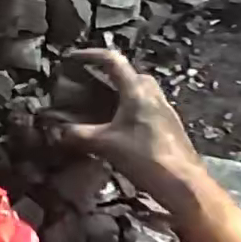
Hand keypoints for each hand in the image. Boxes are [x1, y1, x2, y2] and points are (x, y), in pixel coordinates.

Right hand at [45, 49, 208, 216]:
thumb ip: (77, 134)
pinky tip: (119, 126)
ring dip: (122, 91)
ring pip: (142, 90)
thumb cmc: (145, 158)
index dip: (90, 55)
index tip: (71, 58)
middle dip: (110, 73)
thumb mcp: (103, 144)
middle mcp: (154, 97)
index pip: (113, 61)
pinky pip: (147, 107)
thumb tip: (55, 130)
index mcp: (137, 93)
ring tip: (102, 104)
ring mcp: (166, 112)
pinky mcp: (170, 128)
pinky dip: (131, 108)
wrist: (185, 186)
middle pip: (132, 74)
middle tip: (90, 82)